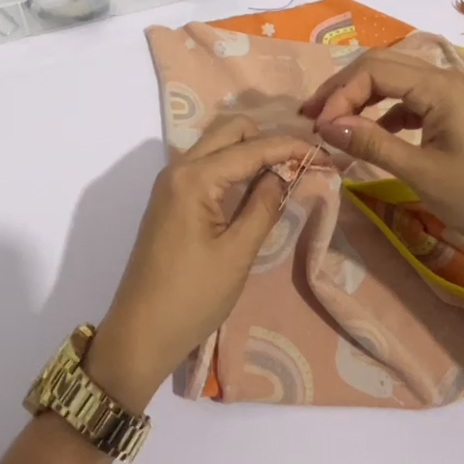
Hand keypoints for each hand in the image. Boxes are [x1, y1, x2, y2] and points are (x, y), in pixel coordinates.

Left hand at [83, 115, 308, 411]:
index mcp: (194, 178)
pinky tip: (254, 185)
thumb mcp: (237, 254)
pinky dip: (233, 164)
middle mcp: (179, 168)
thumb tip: (284, 173)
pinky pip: (207, 163)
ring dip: (250, 150)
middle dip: (267, 139)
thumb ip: (263, 206)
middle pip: (230, 131)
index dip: (289, 147)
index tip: (323, 153)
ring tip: (284, 172)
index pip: (250, 148)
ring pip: (217, 144)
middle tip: (300, 163)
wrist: (139, 332)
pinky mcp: (170, 197)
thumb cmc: (192, 297)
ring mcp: (171, 181)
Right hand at [300, 49, 463, 270]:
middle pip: (383, 66)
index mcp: (439, 86)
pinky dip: (388, 112)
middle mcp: (448, 80)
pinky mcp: (462, 116)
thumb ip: (372, 144)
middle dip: (344, 89)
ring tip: (335, 124)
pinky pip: (415, 100)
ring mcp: (457, 97)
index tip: (317, 128)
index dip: (339, 95)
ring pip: (398, 81)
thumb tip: (326, 125)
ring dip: (364, 98)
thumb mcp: (422, 174)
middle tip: (312, 117)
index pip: (373, 70)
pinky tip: (374, 135)